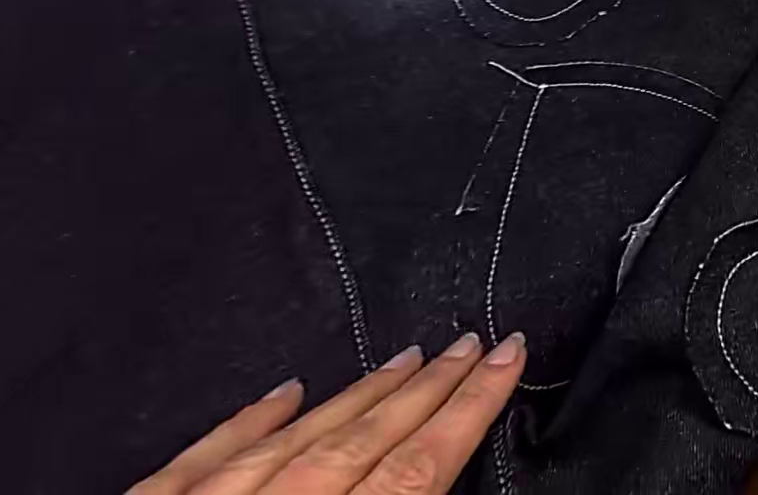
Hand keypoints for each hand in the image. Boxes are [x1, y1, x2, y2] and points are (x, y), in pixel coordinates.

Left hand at [130, 332, 526, 494]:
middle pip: (365, 444)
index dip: (475, 404)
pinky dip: (246, 426)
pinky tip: (286, 391)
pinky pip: (192, 471)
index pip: (419, 467)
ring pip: (297, 444)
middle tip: (475, 340)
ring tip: (411, 354)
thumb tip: (458, 463)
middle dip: (431, 387)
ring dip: (363, 394)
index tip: (513, 352)